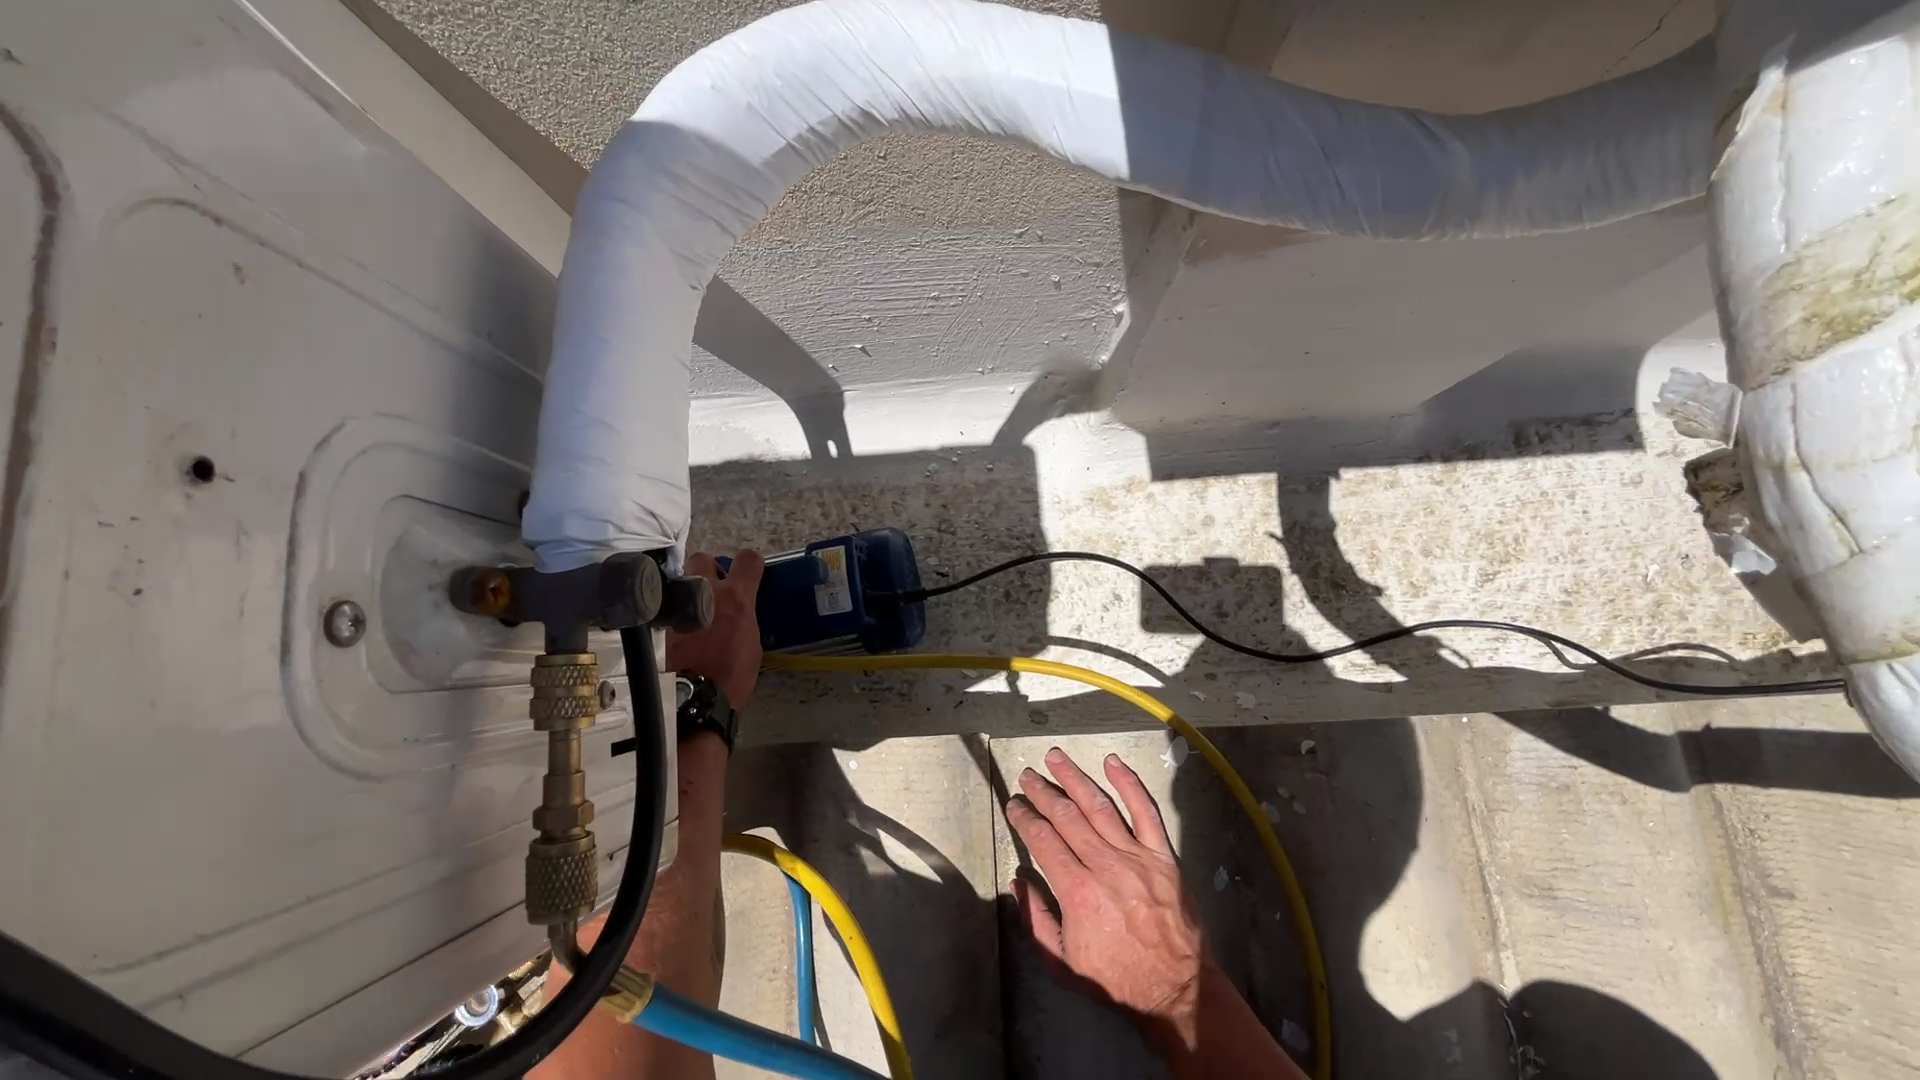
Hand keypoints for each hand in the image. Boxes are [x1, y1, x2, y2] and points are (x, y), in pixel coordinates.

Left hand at [666, 550, 765, 707]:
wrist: (698, 697)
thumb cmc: (734, 674)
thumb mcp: (753, 643)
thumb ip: (746, 617)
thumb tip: (739, 613)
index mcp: (737, 597)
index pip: (749, 559)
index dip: (752, 564)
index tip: (751, 574)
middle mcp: (708, 593)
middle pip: (704, 558)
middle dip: (710, 569)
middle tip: (716, 589)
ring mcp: (682, 605)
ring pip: (683, 578)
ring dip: (692, 587)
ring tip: (697, 607)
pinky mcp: (664, 621)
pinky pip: (672, 604)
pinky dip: (679, 610)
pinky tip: (685, 627)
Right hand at [1007, 748, 1206, 1033]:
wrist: (1177, 991)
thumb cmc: (1116, 981)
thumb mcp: (1062, 963)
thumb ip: (1035, 921)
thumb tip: (1018, 883)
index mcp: (1077, 892)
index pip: (1043, 841)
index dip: (1024, 818)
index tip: (1014, 805)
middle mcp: (1105, 866)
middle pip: (1067, 817)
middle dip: (1043, 793)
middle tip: (1027, 775)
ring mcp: (1137, 858)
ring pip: (1100, 807)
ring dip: (1075, 778)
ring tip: (1055, 757)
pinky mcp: (1164, 856)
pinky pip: (1146, 812)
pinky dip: (1129, 784)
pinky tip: (1112, 762)